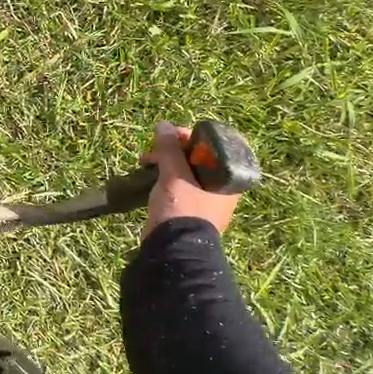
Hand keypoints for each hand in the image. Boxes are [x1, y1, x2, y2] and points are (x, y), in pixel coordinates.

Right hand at [143, 121, 239, 239]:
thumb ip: (169, 149)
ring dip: (163, 162)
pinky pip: (177, 183)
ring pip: (183, 169)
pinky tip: (149, 177)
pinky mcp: (189, 207)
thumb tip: (163, 125)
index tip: (165, 138)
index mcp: (227, 178)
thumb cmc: (182, 208)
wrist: (175, 247)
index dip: (186, 138)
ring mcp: (205, 198)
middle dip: (170, 150)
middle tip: (152, 153)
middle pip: (195, 156)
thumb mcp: (174, 175)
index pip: (210, 146)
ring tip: (145, 164)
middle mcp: (220, 186)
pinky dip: (163, 176)